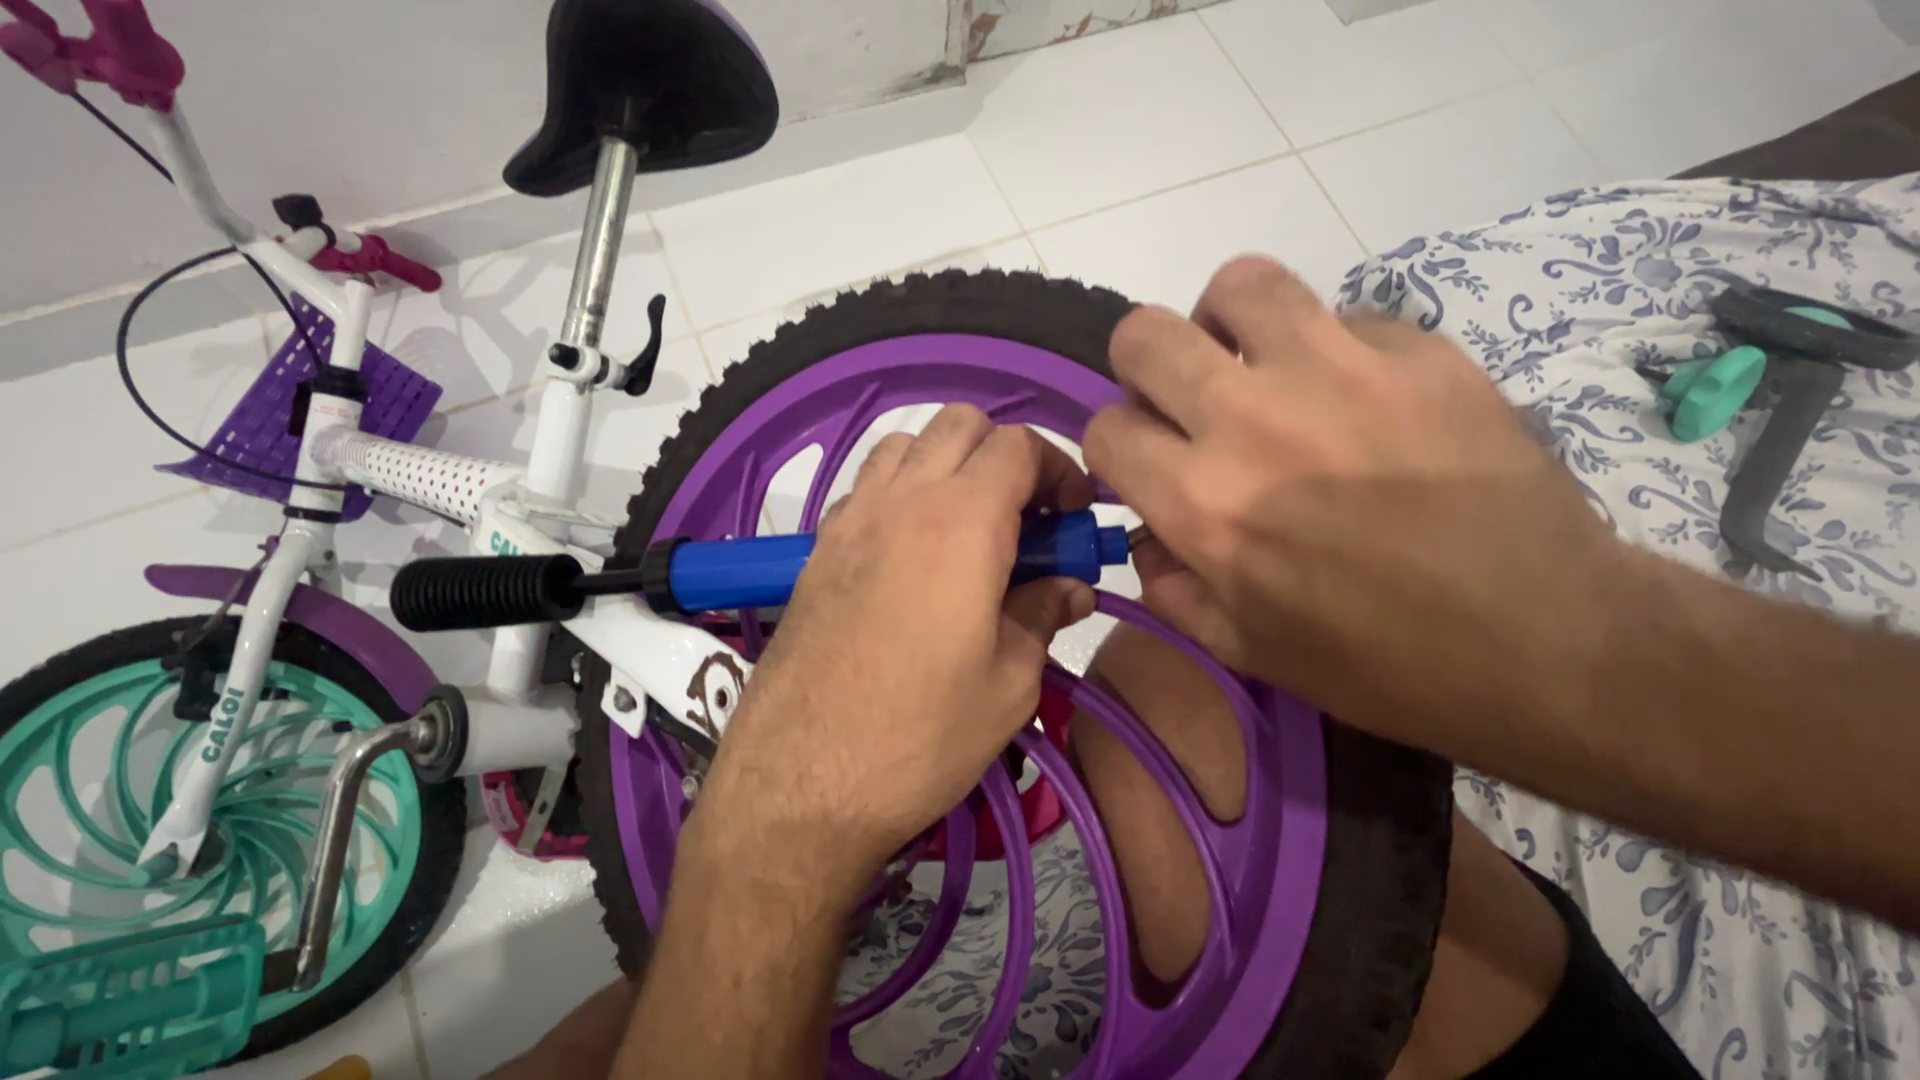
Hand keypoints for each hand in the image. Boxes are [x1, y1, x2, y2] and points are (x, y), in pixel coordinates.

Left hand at [686, 405, 1096, 897]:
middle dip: (1006, 455)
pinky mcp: (816, 551)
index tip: (1072, 517)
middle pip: (961, 424)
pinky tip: (913, 555)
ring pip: (906, 446)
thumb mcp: (1009, 685)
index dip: (1058, 469)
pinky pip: (868, 488)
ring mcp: (850, 522)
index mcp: (961, 523)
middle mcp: (901, 502)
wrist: (800, 785)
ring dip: (949, 465)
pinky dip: (902, 492)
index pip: (1018, 447)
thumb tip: (1069, 587)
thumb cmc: (919, 737)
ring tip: (970, 530)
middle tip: (1027, 520)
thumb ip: (1043, 615)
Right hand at [1083, 257, 1634, 757]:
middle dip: (1145, 369)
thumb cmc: (1381, 663)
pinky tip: (1360, 395)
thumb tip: (1148, 531)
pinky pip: (1342, 314)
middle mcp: (1252, 419)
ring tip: (1260, 365)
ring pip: (1238, 284)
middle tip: (1185, 401)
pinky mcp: (1418, 348)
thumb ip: (1171, 586)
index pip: (1105, 428)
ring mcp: (1340, 369)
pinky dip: (1330, 348)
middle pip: (1143, 335)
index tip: (1146, 463)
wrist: (1544, 640)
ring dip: (1230, 325)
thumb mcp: (1246, 649)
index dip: (1115, 447)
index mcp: (1203, 502)